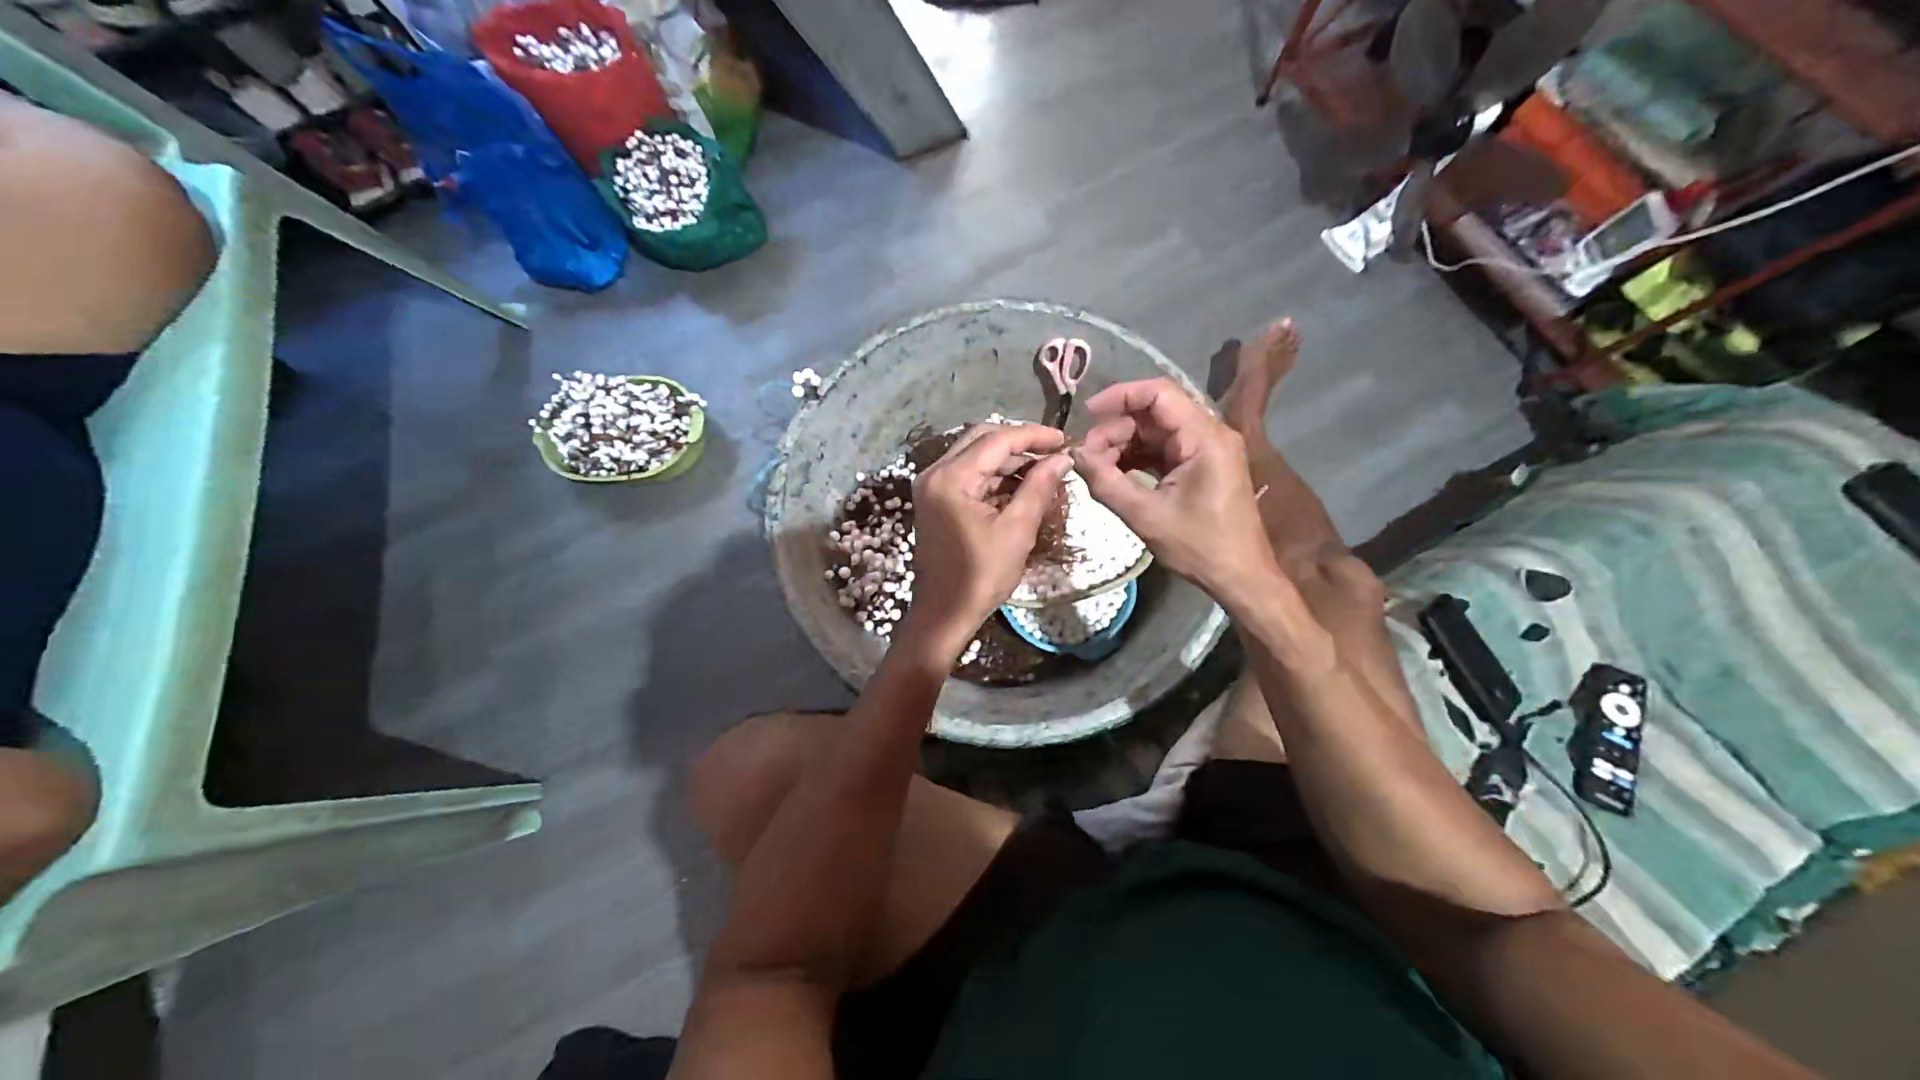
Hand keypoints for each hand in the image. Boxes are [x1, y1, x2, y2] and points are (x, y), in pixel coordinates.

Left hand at [908, 423, 1072, 654]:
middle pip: (982, 440)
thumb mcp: (1017, 530)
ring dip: (1008, 460)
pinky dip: (994, 476)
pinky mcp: (936, 500)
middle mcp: (935, 473)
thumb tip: (1063, 458)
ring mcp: (932, 486)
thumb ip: (1038, 487)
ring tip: (1044, 468)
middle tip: (1054, 452)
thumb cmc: (981, 576)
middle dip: (1020, 443)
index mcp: (950, 478)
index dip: (1033, 436)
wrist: (944, 613)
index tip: (1064, 440)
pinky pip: (968, 475)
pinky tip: (1021, 484)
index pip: (996, 440)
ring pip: (975, 456)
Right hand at [1072, 378, 1277, 599]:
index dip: (1120, 396)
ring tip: (1097, 467)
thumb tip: (1074, 456)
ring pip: (1157, 431)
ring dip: (1124, 444)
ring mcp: (1208, 449)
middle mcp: (1210, 434)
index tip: (1087, 413)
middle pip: (1155, 412)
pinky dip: (1138, 457)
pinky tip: (1115, 473)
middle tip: (1087, 456)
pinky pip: (1165, 448)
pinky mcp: (1203, 465)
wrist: (1240, 576)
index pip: (1159, 393)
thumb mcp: (1145, 516)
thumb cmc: (1199, 546)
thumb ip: (1106, 482)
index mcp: (1204, 437)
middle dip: (1116, 428)